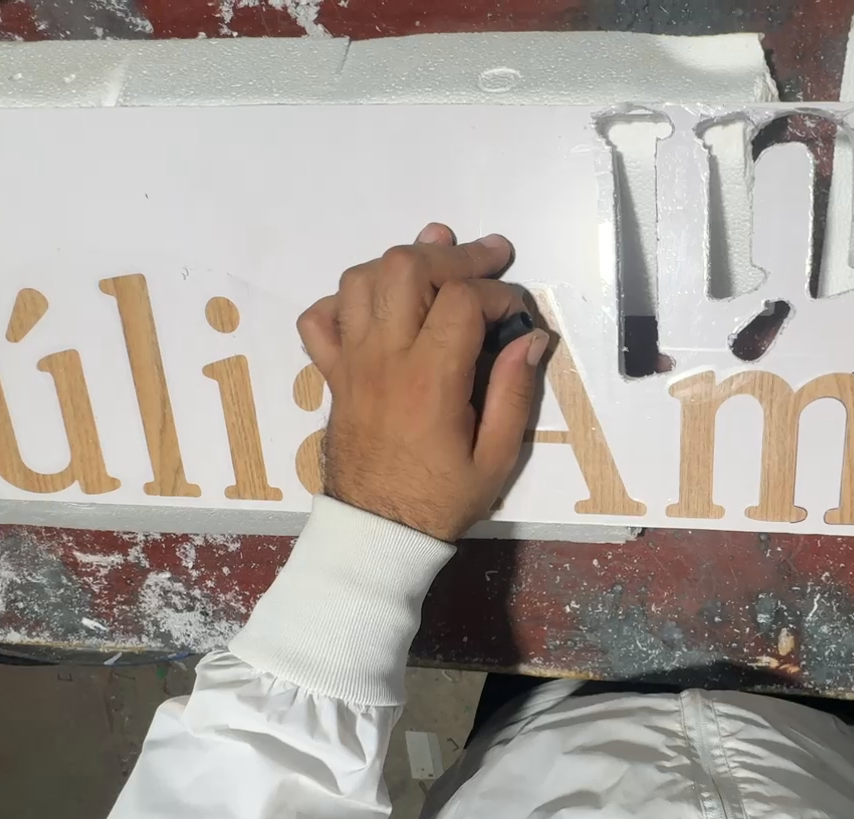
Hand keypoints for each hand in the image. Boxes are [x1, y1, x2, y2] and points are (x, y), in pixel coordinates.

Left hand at [297, 223, 548, 540]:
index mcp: (430, 379)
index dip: (498, 293)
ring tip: (436, 260)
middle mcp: (385, 357)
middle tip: (491, 256)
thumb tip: (532, 339)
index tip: (520, 314)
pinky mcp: (333, 373)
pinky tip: (380, 305)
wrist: (380, 530)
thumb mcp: (496, 457)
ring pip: (361, 278)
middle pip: (406, 268)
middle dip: (455, 255)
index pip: (461, 300)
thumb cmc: (443, 498)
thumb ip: (513, 392)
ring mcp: (351, 361)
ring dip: (402, 261)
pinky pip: (321, 317)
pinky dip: (347, 298)